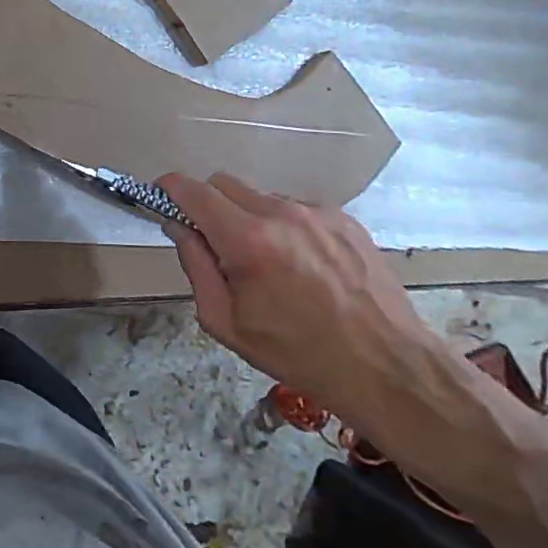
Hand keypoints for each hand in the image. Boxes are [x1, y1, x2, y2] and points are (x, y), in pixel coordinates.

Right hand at [159, 172, 441, 414]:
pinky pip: (296, 208)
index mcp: (249, 241)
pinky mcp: (344, 217)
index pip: (194, 191)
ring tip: (269, 265)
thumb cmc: (297, 354)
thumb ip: (196, 267)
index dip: (170, 189)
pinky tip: (303, 266)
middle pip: (225, 183)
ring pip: (262, 196)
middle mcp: (282, 212)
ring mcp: (318, 211)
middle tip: (215, 245)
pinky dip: (284, 226)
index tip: (162, 198)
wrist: (385, 364)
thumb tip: (179, 227)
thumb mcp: (227, 324)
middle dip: (209, 205)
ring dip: (249, 217)